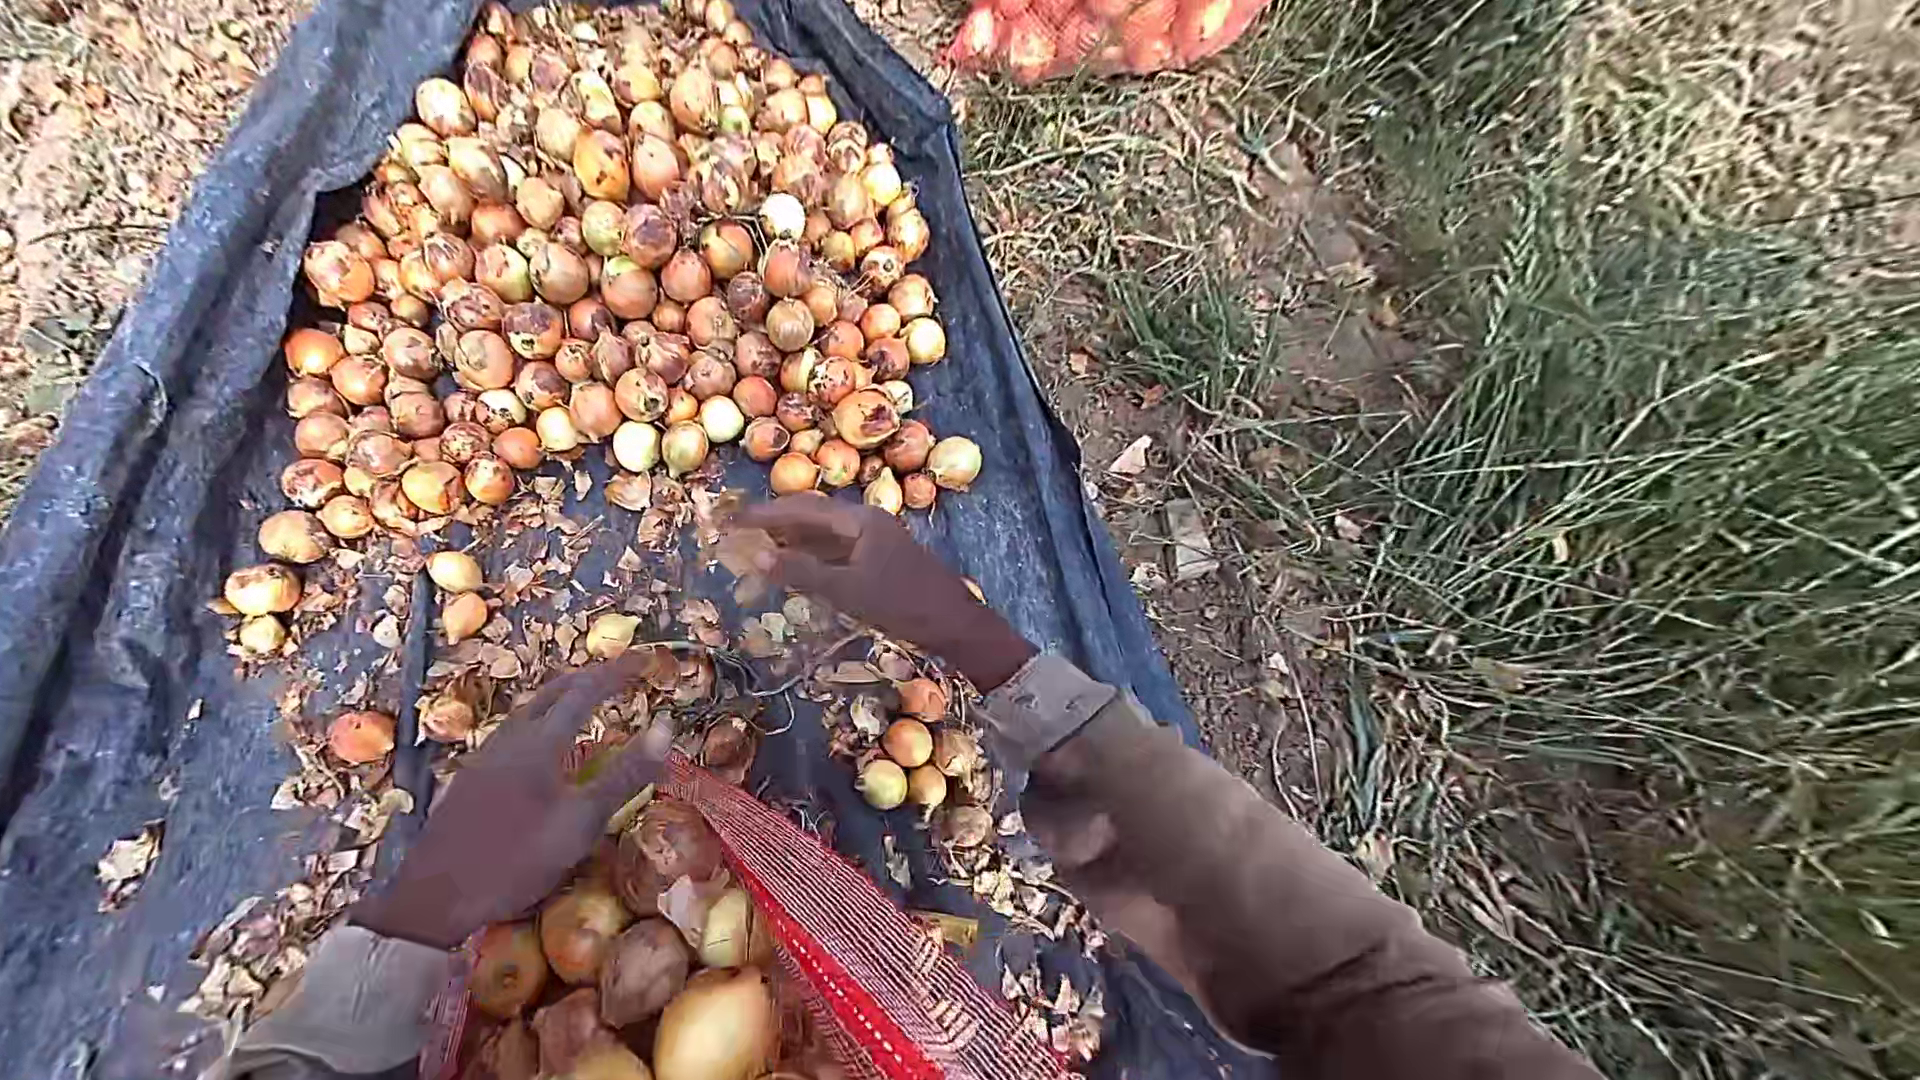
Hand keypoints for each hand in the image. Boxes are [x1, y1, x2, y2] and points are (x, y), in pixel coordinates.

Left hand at [350, 656, 670, 948]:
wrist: (428, 905)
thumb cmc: (515, 860)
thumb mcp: (582, 821)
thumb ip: (625, 774)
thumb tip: (666, 728)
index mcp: (540, 744)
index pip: (585, 693)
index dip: (617, 673)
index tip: (644, 660)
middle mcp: (511, 740)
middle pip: (552, 693)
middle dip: (589, 677)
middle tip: (619, 673)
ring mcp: (485, 758)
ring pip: (529, 709)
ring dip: (563, 695)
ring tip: (586, 697)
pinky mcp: (471, 778)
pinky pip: (515, 729)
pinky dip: (543, 717)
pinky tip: (545, 740)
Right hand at [732, 496, 1034, 688]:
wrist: (954, 623)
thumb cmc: (902, 604)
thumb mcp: (847, 591)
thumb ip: (802, 571)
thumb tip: (755, 555)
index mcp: (860, 519)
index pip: (804, 508)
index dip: (766, 514)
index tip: (732, 519)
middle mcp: (867, 522)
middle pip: (814, 517)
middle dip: (776, 526)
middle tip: (739, 536)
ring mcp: (875, 541)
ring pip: (825, 537)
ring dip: (794, 545)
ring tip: (758, 554)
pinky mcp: (880, 560)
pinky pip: (839, 553)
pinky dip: (814, 560)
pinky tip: (796, 571)